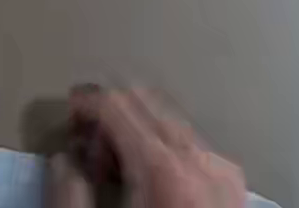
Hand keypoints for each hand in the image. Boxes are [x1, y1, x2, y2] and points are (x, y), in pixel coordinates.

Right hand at [49, 85, 247, 207]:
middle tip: (88, 150)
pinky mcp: (233, 187)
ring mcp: (222, 170)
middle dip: (111, 114)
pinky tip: (148, 182)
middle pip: (144, 100)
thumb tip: (65, 157)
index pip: (117, 103)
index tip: (68, 114)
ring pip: (169, 117)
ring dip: (136, 128)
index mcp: (162, 168)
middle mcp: (198, 157)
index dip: (86, 101)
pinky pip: (190, 141)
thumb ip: (69, 197)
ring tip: (115, 170)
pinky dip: (162, 145)